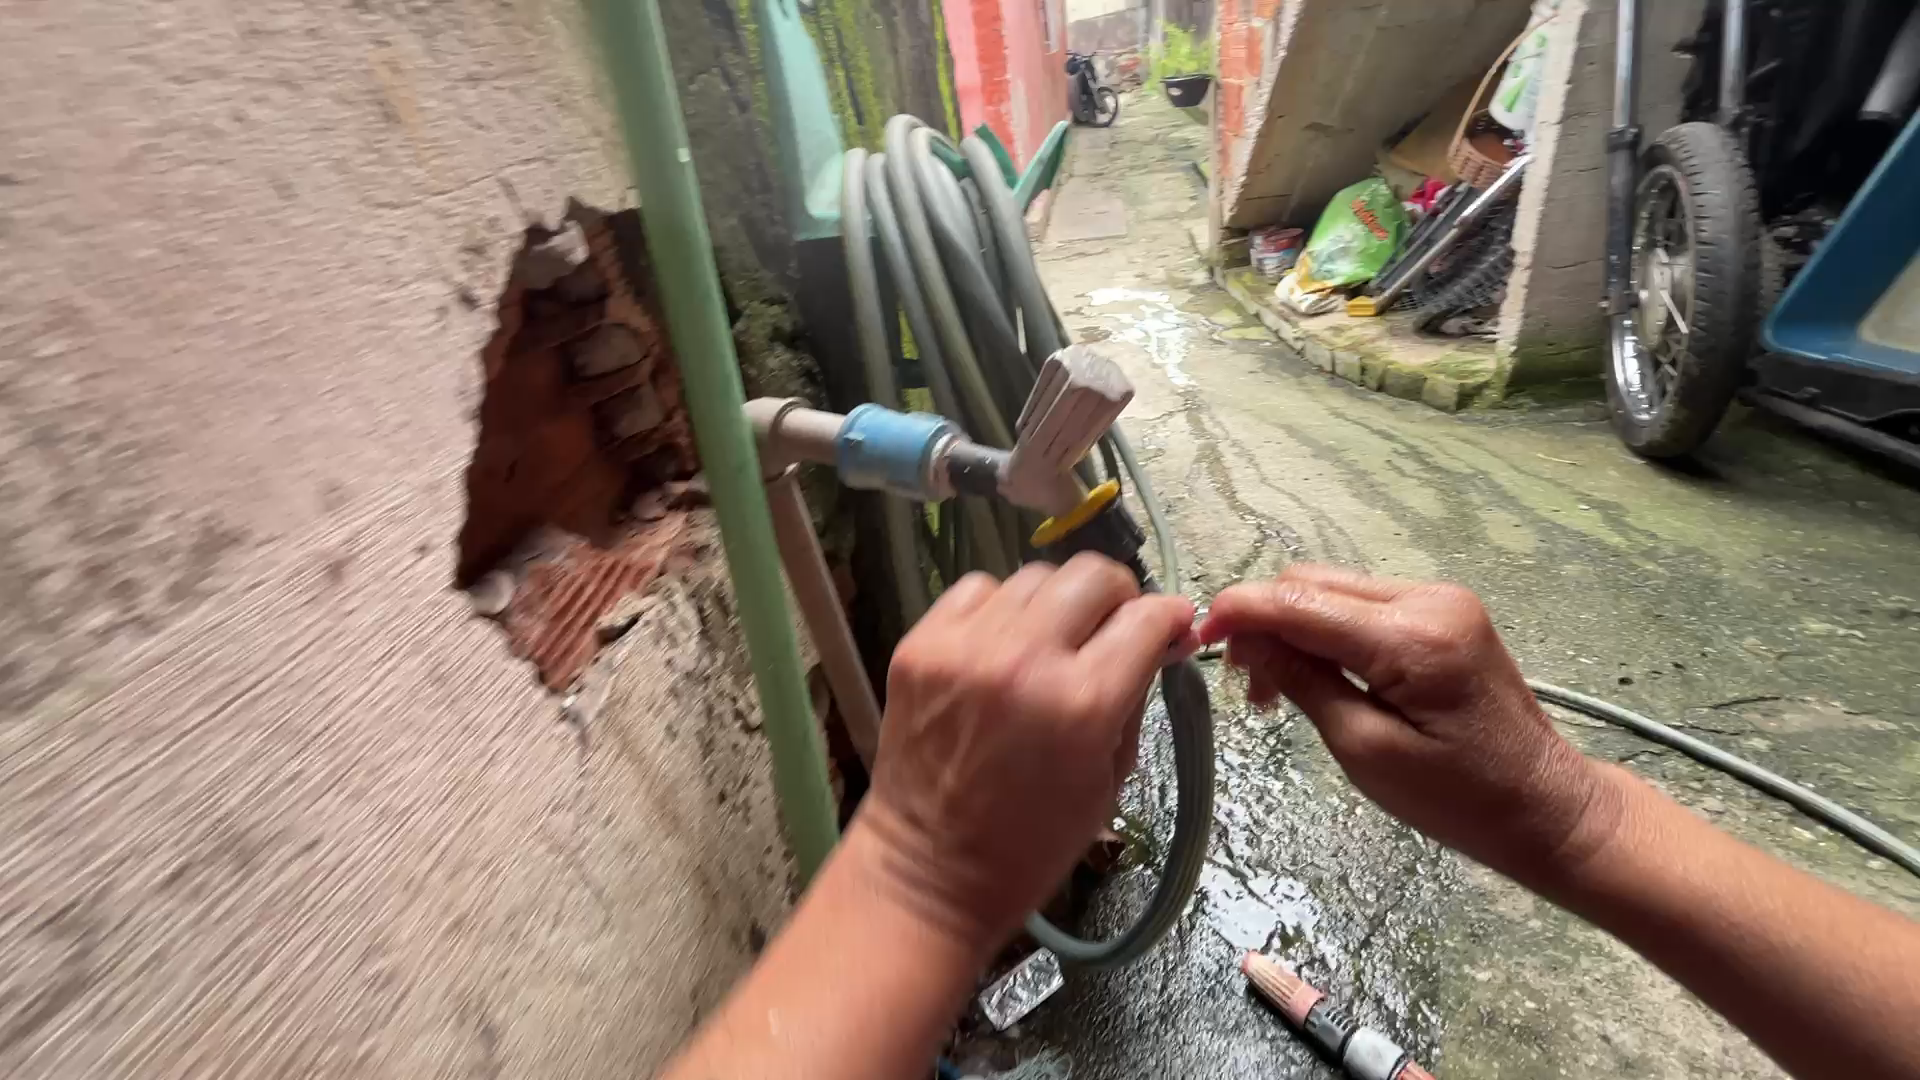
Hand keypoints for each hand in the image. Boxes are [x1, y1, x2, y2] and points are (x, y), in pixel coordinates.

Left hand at [855, 553, 1195, 951]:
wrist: (928, 867)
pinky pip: (977, 590)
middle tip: (1113, 626)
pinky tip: (1001, 642)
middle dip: (1117, 596)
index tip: (1171, 624)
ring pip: (1034, 575)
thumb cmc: (1032, 842)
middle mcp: (1023, 659)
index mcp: (1081, 703)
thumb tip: (1164, 636)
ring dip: (1057, 603)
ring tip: (1051, 640)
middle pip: (1091, 574)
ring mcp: (964, 645)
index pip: (1145, 618)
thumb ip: (1136, 696)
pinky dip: (1001, 608)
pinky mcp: (920, 643)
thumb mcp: (1110, 778)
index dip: (1169, 616)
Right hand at [1198, 564, 1615, 882]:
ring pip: (1325, 588)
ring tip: (1273, 686)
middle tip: (1244, 683)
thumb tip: (1242, 639)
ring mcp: (1435, 598)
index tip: (1198, 638)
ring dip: (1286, 626)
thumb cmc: (1458, 800)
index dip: (1238, 612)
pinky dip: (1317, 629)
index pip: (1298, 602)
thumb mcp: (1363, 747)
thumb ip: (1300, 680)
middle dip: (1260, 622)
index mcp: (1413, 637)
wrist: (1551, 810)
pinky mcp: (1436, 609)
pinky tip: (1312, 669)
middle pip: (1307, 583)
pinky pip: (1352, 603)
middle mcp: (1425, 597)